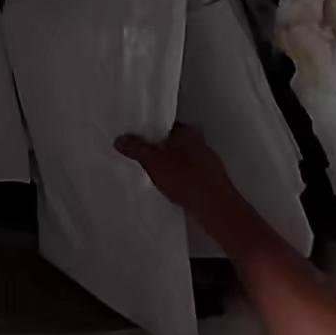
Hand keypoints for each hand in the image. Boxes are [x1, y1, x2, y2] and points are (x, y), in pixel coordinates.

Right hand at [115, 124, 259, 242]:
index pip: (167, 125)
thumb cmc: (185, 179)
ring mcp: (211, 164)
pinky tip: (175, 190)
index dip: (153, 131)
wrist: (216, 209)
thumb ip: (135, 149)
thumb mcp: (153, 162)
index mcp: (188, 133)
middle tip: (147, 157)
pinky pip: (194, 175)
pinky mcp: (214, 182)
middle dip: (163, 149)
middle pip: (177, 142)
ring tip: (158, 175)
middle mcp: (201, 144)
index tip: (141, 138)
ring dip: (174, 165)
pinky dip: (183, 179)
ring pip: (186, 159)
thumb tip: (119, 139)